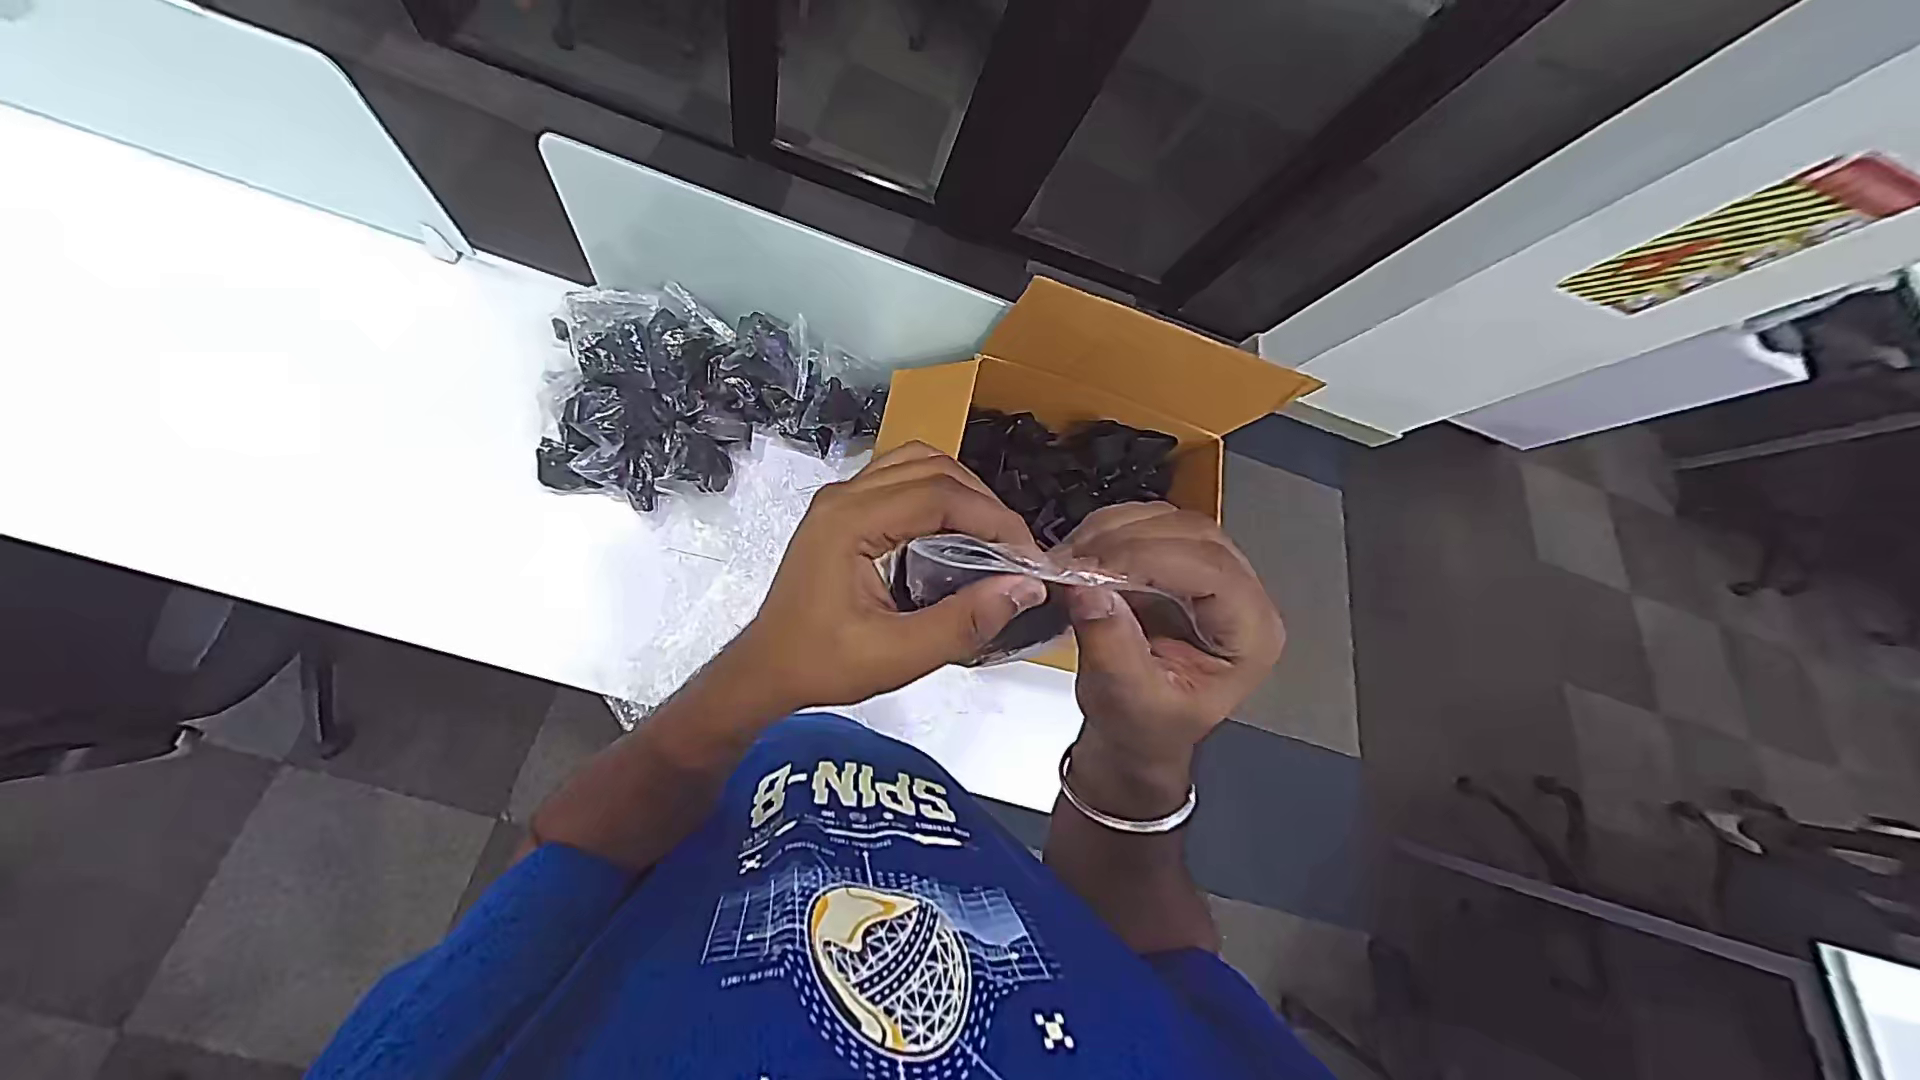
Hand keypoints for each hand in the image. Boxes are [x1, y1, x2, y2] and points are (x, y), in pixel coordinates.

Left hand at [722, 442, 1047, 713]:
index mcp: (849, 522)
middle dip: (984, 503)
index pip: (940, 494)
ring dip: (963, 490)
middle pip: (933, 468)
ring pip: (919, 462)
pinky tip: (955, 528)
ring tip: (991, 535)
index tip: (1025, 554)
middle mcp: (844, 497)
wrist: (769, 667)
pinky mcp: (845, 509)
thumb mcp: (898, 655)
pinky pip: (902, 476)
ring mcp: (841, 498)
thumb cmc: (821, 663)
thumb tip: (1023, 588)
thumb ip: (964, 622)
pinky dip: (938, 491)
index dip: (994, 518)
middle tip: (1014, 549)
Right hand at [1054, 504, 1284, 813]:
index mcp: (1248, 636)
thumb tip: (1089, 589)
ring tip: (1074, 559)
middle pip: (1192, 535)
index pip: (1211, 572)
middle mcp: (1237, 597)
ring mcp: (1205, 575)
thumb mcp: (1127, 699)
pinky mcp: (1172, 564)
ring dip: (1113, 531)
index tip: (1096, 569)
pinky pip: (1144, 525)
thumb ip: (1111, 645)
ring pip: (1168, 520)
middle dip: (1127, 541)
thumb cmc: (1145, 727)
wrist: (1133, 730)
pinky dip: (1107, 531)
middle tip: (1077, 562)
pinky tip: (1082, 553)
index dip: (1151, 560)